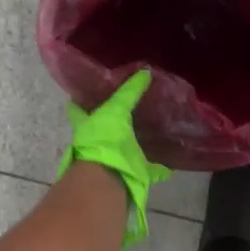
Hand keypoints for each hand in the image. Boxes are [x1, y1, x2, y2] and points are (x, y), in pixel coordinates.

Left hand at [58, 70, 171, 245]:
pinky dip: (160, 169)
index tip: (85, 92)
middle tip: (130, 109)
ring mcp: (115, 160)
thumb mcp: (116, 111)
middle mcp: (99, 143)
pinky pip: (150, 170)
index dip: (79, 101)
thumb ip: (128, 92)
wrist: (107, 178)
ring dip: (136, 144)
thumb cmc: (103, 140)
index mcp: (89, 127)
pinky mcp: (132, 175)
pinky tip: (170, 165)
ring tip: (153, 132)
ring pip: (126, 149)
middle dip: (113, 123)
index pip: (78, 109)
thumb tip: (144, 72)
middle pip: (103, 130)